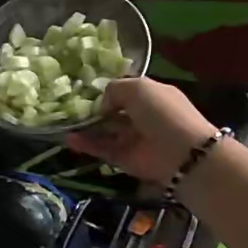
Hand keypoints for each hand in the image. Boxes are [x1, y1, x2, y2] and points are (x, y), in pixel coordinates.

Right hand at [65, 77, 217, 183]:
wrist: (183, 154)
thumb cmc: (163, 112)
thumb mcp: (139, 88)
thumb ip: (115, 89)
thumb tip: (102, 104)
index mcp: (151, 95)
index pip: (125, 91)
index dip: (106, 90)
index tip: (83, 90)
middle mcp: (142, 116)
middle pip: (113, 112)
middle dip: (93, 110)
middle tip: (68, 107)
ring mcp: (133, 139)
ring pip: (105, 132)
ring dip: (85, 128)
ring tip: (64, 123)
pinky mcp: (124, 159)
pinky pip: (102, 150)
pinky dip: (85, 145)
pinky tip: (68, 139)